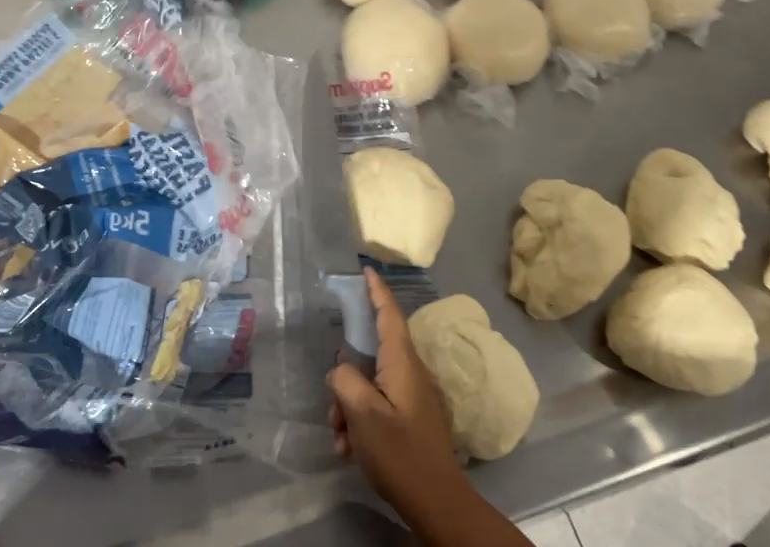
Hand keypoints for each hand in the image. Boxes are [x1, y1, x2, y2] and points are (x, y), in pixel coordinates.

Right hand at [326, 270, 466, 513]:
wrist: (436, 499)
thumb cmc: (399, 452)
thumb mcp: (362, 413)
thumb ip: (345, 380)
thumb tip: (342, 370)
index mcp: (403, 363)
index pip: (389, 315)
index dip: (376, 291)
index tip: (366, 269)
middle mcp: (411, 372)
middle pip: (371, 355)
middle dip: (345, 378)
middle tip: (333, 411)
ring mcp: (414, 395)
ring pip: (370, 384)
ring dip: (349, 406)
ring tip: (341, 438)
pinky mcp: (413, 417)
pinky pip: (379, 404)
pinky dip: (361, 421)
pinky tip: (350, 448)